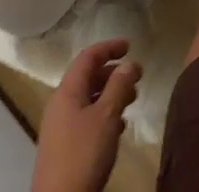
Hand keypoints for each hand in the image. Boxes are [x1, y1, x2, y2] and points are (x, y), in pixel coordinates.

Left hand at [31, 39, 140, 191]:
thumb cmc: (83, 153)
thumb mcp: (106, 117)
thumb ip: (118, 87)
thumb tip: (129, 64)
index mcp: (67, 91)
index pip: (87, 57)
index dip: (108, 47)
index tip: (130, 46)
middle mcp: (61, 104)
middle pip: (87, 77)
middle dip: (113, 73)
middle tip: (137, 76)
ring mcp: (61, 125)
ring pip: (88, 99)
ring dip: (110, 94)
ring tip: (132, 99)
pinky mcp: (65, 145)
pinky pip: (87, 118)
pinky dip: (104, 114)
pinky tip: (119, 126)